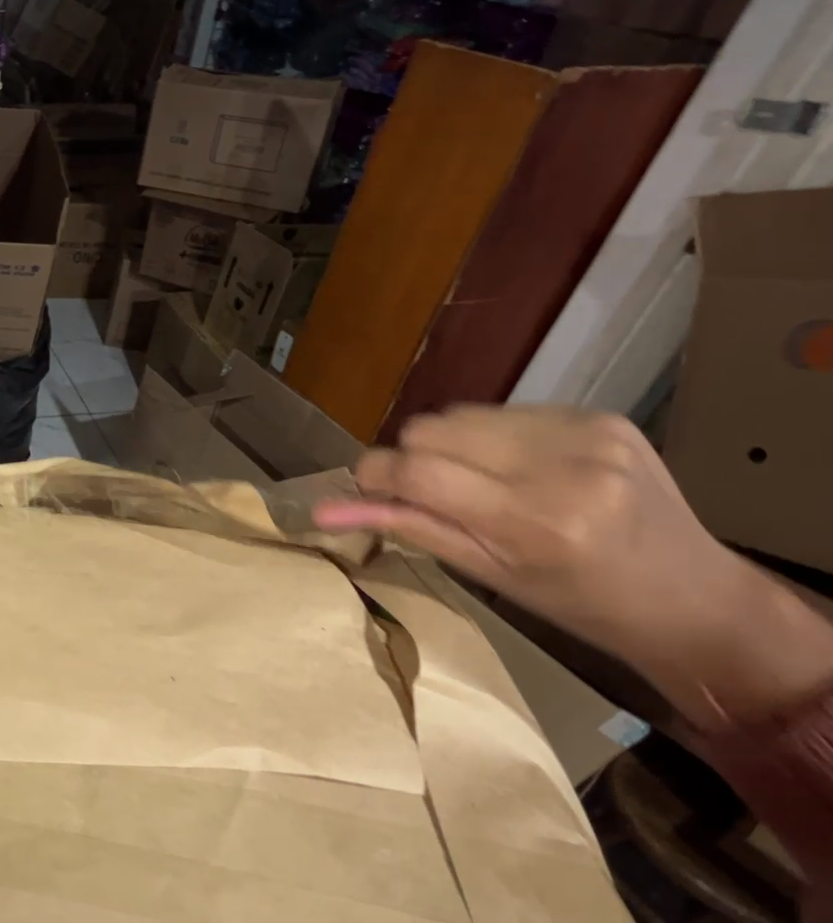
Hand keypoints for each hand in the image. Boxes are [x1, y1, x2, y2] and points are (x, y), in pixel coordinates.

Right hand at [312, 405, 832, 732]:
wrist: (691, 595)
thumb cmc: (576, 602)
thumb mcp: (485, 573)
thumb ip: (405, 527)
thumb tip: (322, 511)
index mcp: (534, 521)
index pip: (416, 473)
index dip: (373, 475)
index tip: (364, 490)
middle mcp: (562, 467)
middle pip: (429, 430)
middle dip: (413, 459)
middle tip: (434, 495)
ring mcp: (586, 434)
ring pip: (459, 414)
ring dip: (450, 445)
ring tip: (482, 483)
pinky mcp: (600, 416)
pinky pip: (504, 411)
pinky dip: (491, 437)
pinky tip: (519, 468)